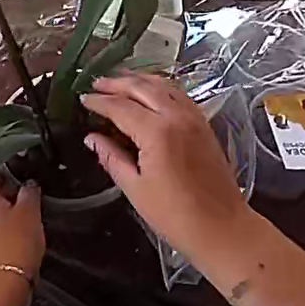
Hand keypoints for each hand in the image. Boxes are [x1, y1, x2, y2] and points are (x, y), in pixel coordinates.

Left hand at [0, 179, 44, 279]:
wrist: (8, 283)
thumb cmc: (17, 241)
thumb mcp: (30, 210)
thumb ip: (30, 192)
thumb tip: (29, 183)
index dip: (5, 174)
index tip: (20, 170)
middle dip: (13, 194)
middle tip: (32, 191)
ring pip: (1, 217)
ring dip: (15, 213)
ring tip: (35, 211)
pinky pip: (5, 233)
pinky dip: (16, 230)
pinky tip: (29, 232)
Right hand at [80, 71, 251, 259]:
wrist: (221, 226)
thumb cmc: (175, 215)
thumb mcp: (135, 189)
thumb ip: (112, 157)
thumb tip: (92, 138)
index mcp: (157, 132)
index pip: (121, 107)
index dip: (99, 101)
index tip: (83, 98)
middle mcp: (176, 117)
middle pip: (142, 88)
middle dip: (117, 83)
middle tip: (96, 82)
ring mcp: (193, 117)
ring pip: (163, 85)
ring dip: (140, 79)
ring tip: (120, 79)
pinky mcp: (204, 123)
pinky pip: (179, 94)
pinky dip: (161, 87)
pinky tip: (151, 90)